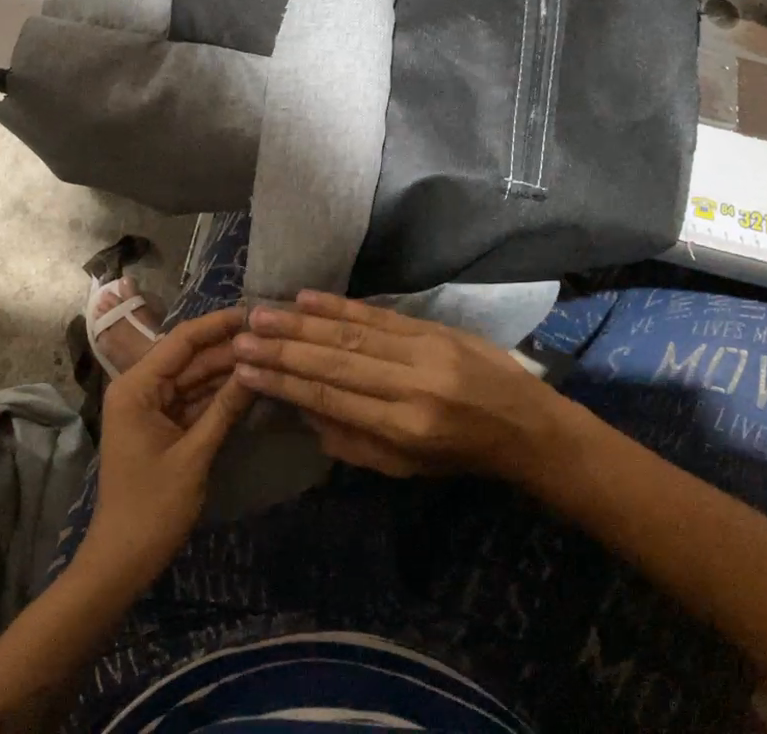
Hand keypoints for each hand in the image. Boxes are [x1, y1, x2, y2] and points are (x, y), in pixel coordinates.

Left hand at [82, 306, 255, 578]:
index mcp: (135, 387)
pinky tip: (250, 385)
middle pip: (189, 358)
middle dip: (227, 348)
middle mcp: (139, 388)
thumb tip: (256, 367)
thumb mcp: (194, 455)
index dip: (218, 325)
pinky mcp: (160, 427)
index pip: (182, 341)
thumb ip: (224, 408)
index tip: (256, 312)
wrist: (123, 557)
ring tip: (269, 354)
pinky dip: (218, 396)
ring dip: (226, 371)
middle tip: (273, 336)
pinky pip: (192, 401)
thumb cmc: (153, 506)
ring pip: (193, 379)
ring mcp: (149, 408)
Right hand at [232, 291, 559, 479]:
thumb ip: (350, 441)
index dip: (282, 384)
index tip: (245, 371)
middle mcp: (410, 385)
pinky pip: (378, 314)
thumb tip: (301, 409)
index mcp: (403, 427)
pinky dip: (339, 306)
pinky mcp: (433, 328)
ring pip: (350, 333)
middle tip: (240, 338)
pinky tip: (306, 299)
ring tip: (261, 315)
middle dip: (281, 350)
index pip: (329, 398)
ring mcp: (424, 351)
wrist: (526, 424)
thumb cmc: (460, 454)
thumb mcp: (404, 467)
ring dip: (300, 323)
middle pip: (333, 362)